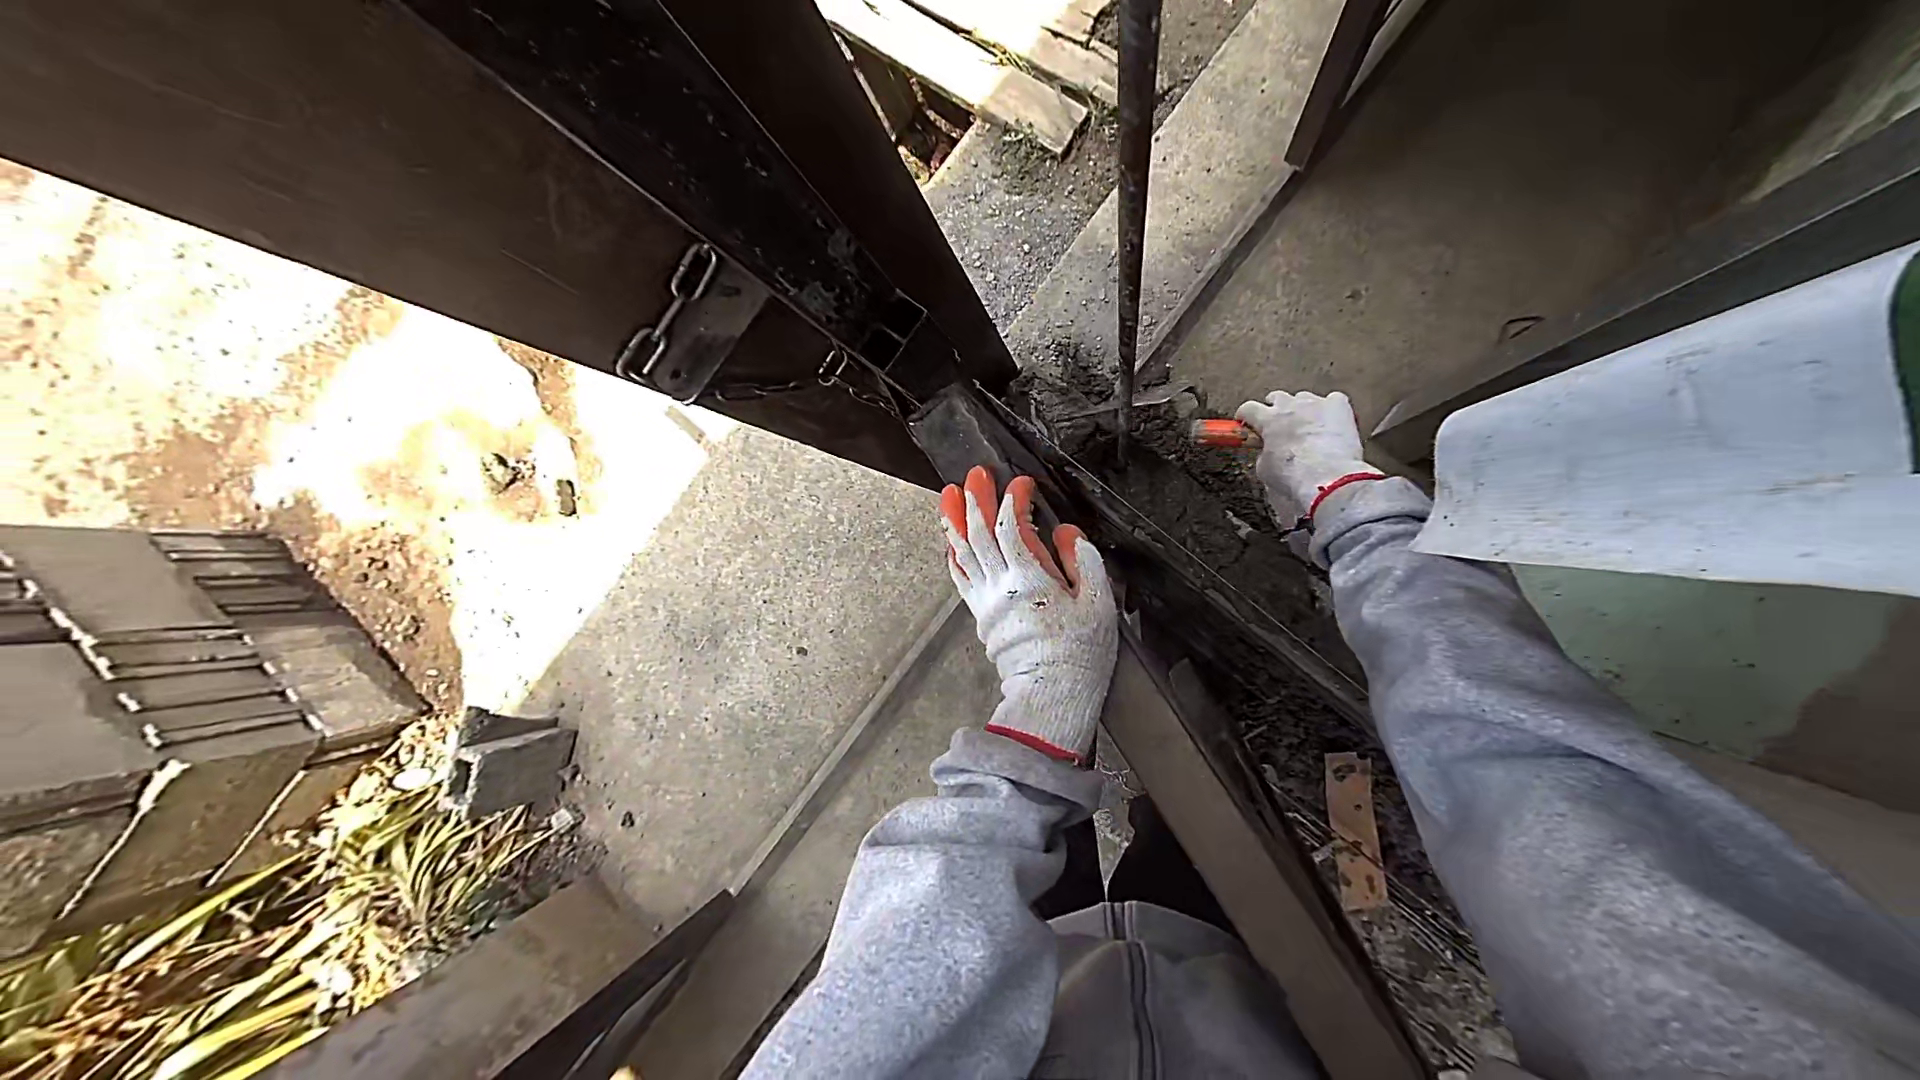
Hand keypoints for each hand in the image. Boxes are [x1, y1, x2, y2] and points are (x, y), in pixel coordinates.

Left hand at [941, 467, 1116, 763]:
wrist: (1051, 695)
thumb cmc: (1078, 653)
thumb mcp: (1097, 603)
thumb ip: (1083, 560)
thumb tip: (1066, 533)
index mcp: (1030, 579)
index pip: (1013, 527)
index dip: (1014, 500)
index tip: (1021, 484)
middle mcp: (1001, 586)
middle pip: (980, 532)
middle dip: (976, 499)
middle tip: (975, 474)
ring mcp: (985, 600)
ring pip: (963, 551)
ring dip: (954, 520)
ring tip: (947, 494)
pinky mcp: (980, 614)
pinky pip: (960, 577)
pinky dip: (953, 554)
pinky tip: (950, 540)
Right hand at [1234, 391, 1383, 524]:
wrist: (1327, 478)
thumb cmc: (1294, 477)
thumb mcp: (1264, 470)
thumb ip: (1263, 454)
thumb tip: (1268, 452)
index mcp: (1268, 420)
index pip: (1248, 408)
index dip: (1245, 416)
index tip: (1247, 423)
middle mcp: (1290, 406)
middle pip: (1277, 397)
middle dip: (1274, 408)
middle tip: (1277, 424)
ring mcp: (1315, 404)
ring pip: (1304, 397)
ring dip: (1302, 408)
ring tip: (1306, 426)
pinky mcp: (1338, 406)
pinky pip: (1333, 400)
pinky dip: (1330, 409)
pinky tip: (1330, 422)